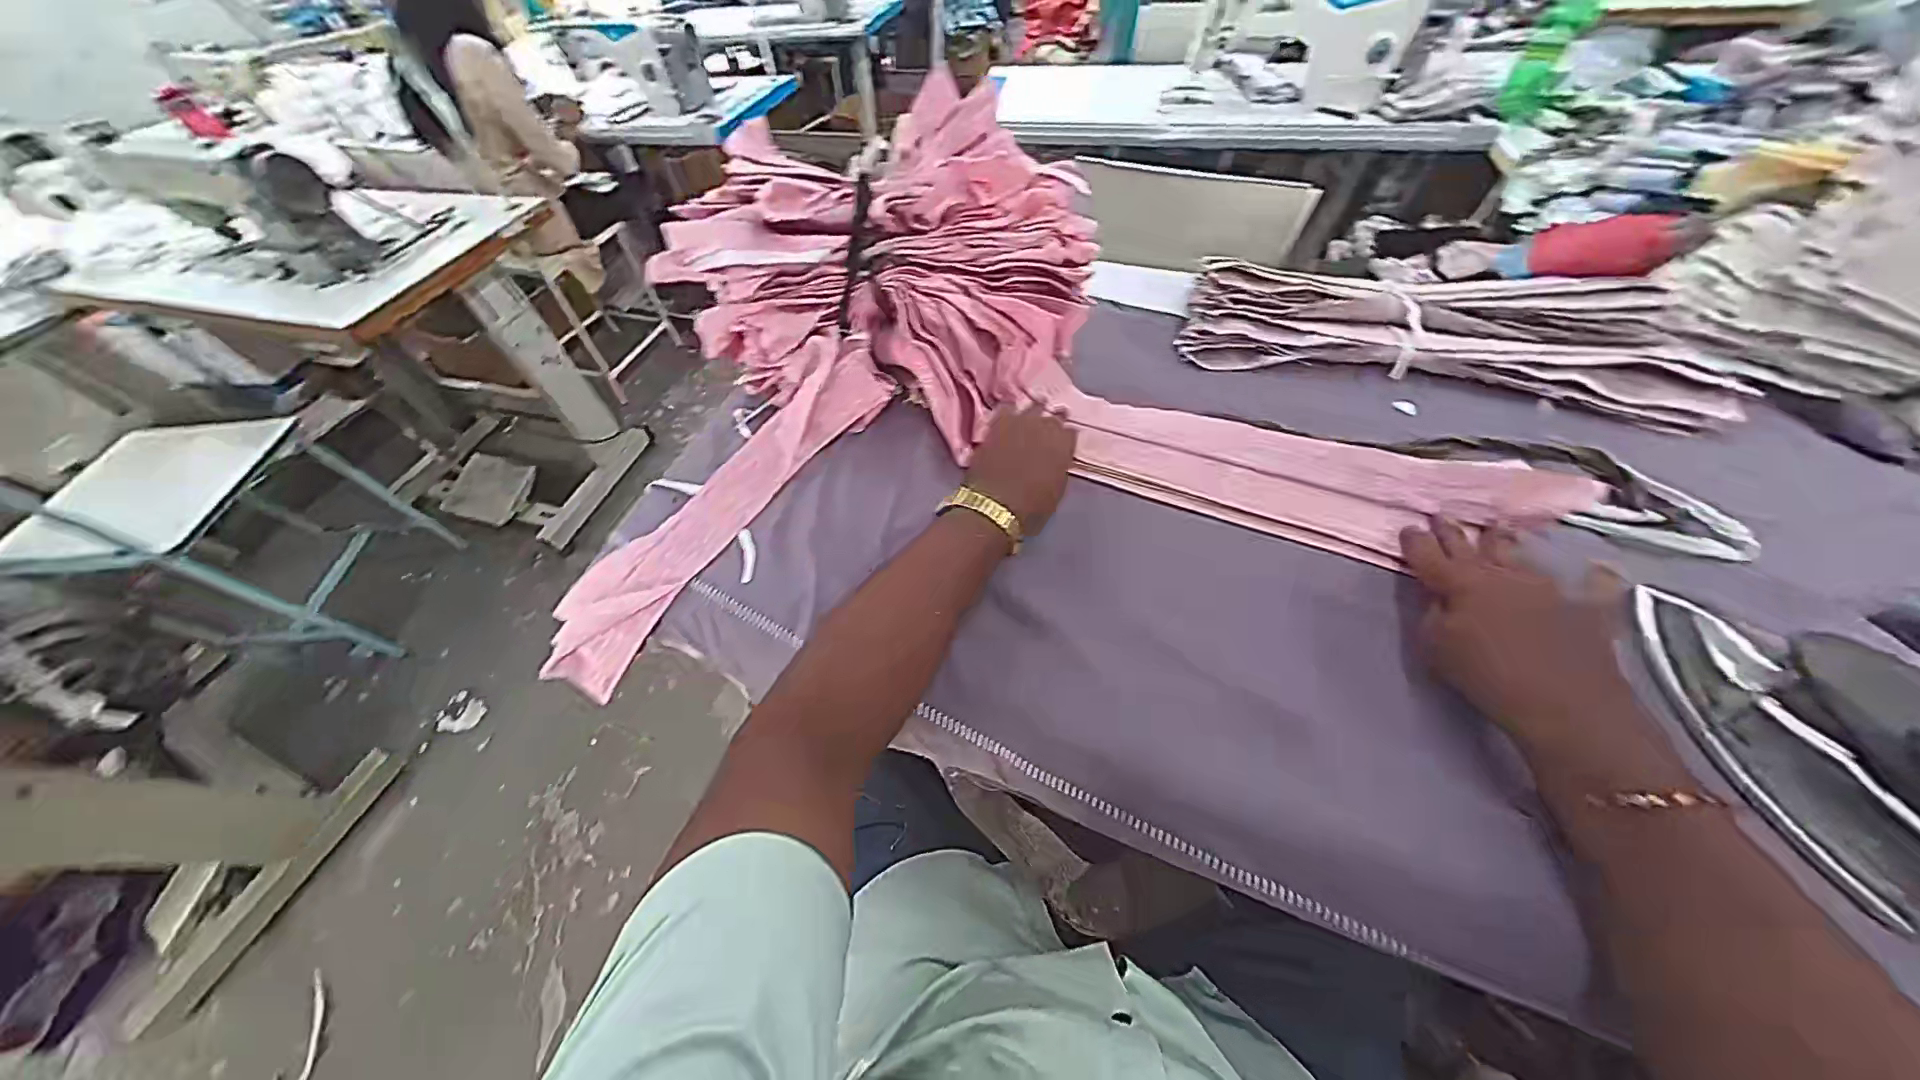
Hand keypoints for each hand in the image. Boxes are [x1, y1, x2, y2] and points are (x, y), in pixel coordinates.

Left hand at [965, 405, 1075, 536]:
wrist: (994, 505)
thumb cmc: (1031, 507)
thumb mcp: (1056, 490)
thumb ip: (1059, 468)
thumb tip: (1056, 460)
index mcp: (1064, 444)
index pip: (1071, 432)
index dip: (1066, 439)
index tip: (1063, 443)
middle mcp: (1045, 426)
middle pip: (1053, 416)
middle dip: (1053, 422)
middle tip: (1049, 428)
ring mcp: (1020, 421)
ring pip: (1032, 407)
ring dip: (1033, 413)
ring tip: (1032, 417)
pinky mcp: (996, 424)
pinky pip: (1005, 409)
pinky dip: (1009, 412)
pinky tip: (1008, 416)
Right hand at [1400, 519, 1674, 778]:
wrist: (1565, 702)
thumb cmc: (1485, 675)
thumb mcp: (1434, 646)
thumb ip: (1430, 614)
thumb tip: (1436, 596)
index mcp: (1459, 583)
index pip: (1428, 554)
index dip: (1415, 540)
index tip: (1408, 527)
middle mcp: (1501, 574)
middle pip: (1471, 545)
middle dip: (1453, 530)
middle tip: (1442, 516)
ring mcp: (1546, 585)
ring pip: (1519, 553)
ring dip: (1504, 540)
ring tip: (1497, 529)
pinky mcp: (1584, 604)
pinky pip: (1588, 582)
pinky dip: (1587, 575)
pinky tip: (1593, 571)